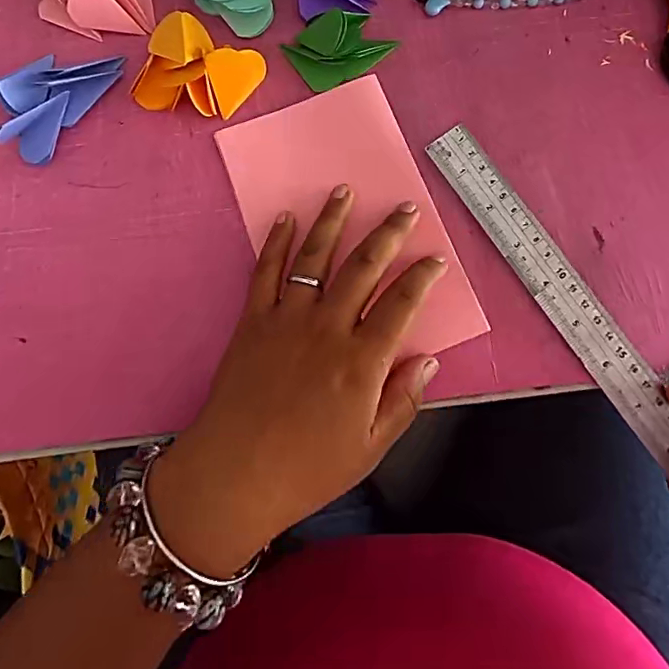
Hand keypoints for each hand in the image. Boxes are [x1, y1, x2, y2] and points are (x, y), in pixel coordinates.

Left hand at [147, 186, 446, 576]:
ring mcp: (287, 319)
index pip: (402, 303)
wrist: (233, 477)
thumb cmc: (307, 469)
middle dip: (389, 233)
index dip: (423, 277)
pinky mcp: (254, 320)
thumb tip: (428, 360)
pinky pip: (266, 271)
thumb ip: (403, 400)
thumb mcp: (370, 448)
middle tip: (405, 208)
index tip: (435, 258)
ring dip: (333, 220)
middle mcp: (328, 329)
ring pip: (316, 258)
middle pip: (364, 267)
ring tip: (345, 191)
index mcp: (361, 361)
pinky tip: (286, 219)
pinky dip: (276, 241)